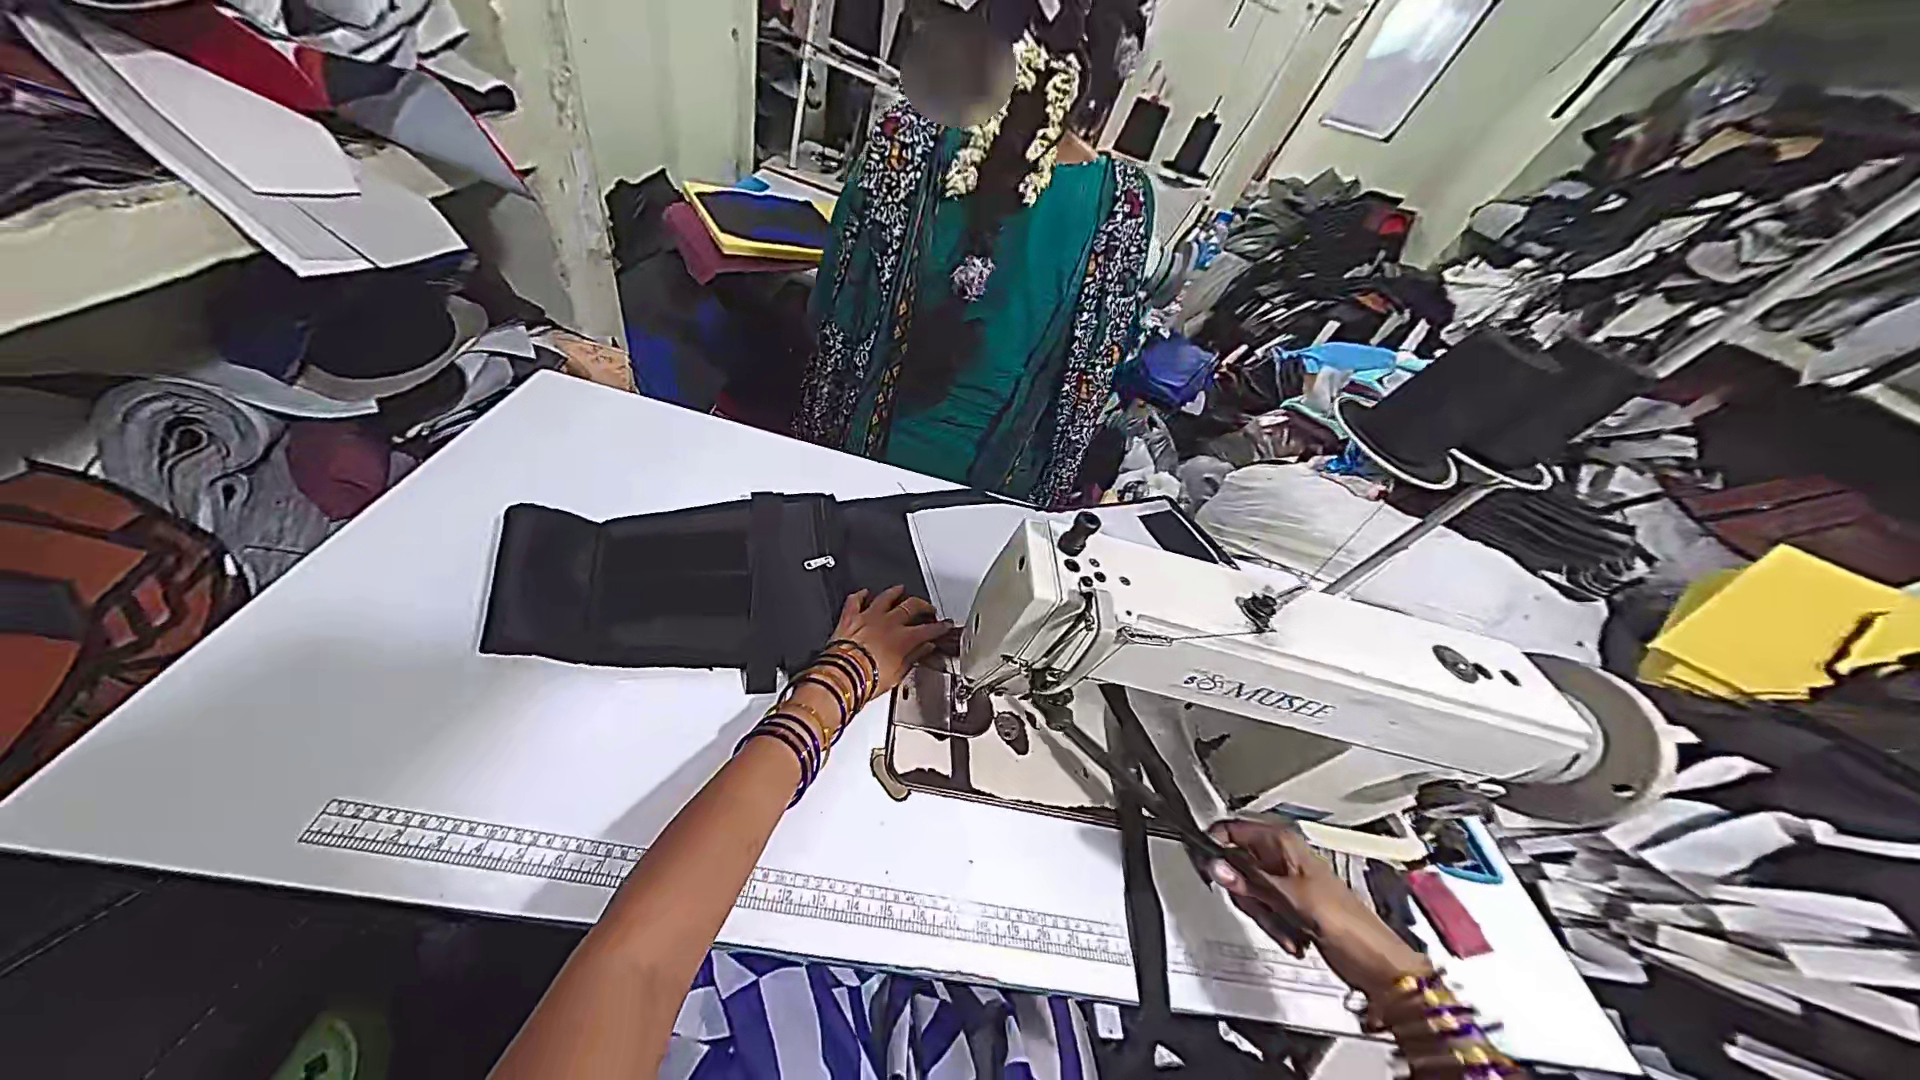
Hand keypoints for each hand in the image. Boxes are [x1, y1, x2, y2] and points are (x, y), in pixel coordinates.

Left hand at [831, 586, 952, 697]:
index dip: (940, 627)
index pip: (929, 629)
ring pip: (886, 597)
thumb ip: (914, 657)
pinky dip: (860, 595)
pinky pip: (855, 601)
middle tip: (927, 607)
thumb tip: (924, 649)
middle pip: (911, 606)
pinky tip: (863, 592)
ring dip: (895, 592)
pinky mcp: (850, 618)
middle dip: (923, 605)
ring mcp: (869, 618)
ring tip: (900, 589)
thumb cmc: (868, 679)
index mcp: (904, 638)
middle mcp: (888, 623)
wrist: (843, 675)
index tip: (945, 625)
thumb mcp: (899, 674)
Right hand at [1207, 820, 1431, 997]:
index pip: (1233, 829)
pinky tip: (1291, 936)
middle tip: (1261, 906)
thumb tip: (1216, 865)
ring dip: (1263, 914)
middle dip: (1246, 892)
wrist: (1377, 965)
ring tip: (1284, 926)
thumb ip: (1249, 879)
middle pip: (1237, 863)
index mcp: (1284, 842)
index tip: (1209, 868)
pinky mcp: (1290, 904)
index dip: (1217, 846)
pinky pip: (1263, 909)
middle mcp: (1283, 857)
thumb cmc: (1347, 924)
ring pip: (1248, 889)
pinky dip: (1273, 925)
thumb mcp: (1289, 897)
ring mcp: (1286, 881)